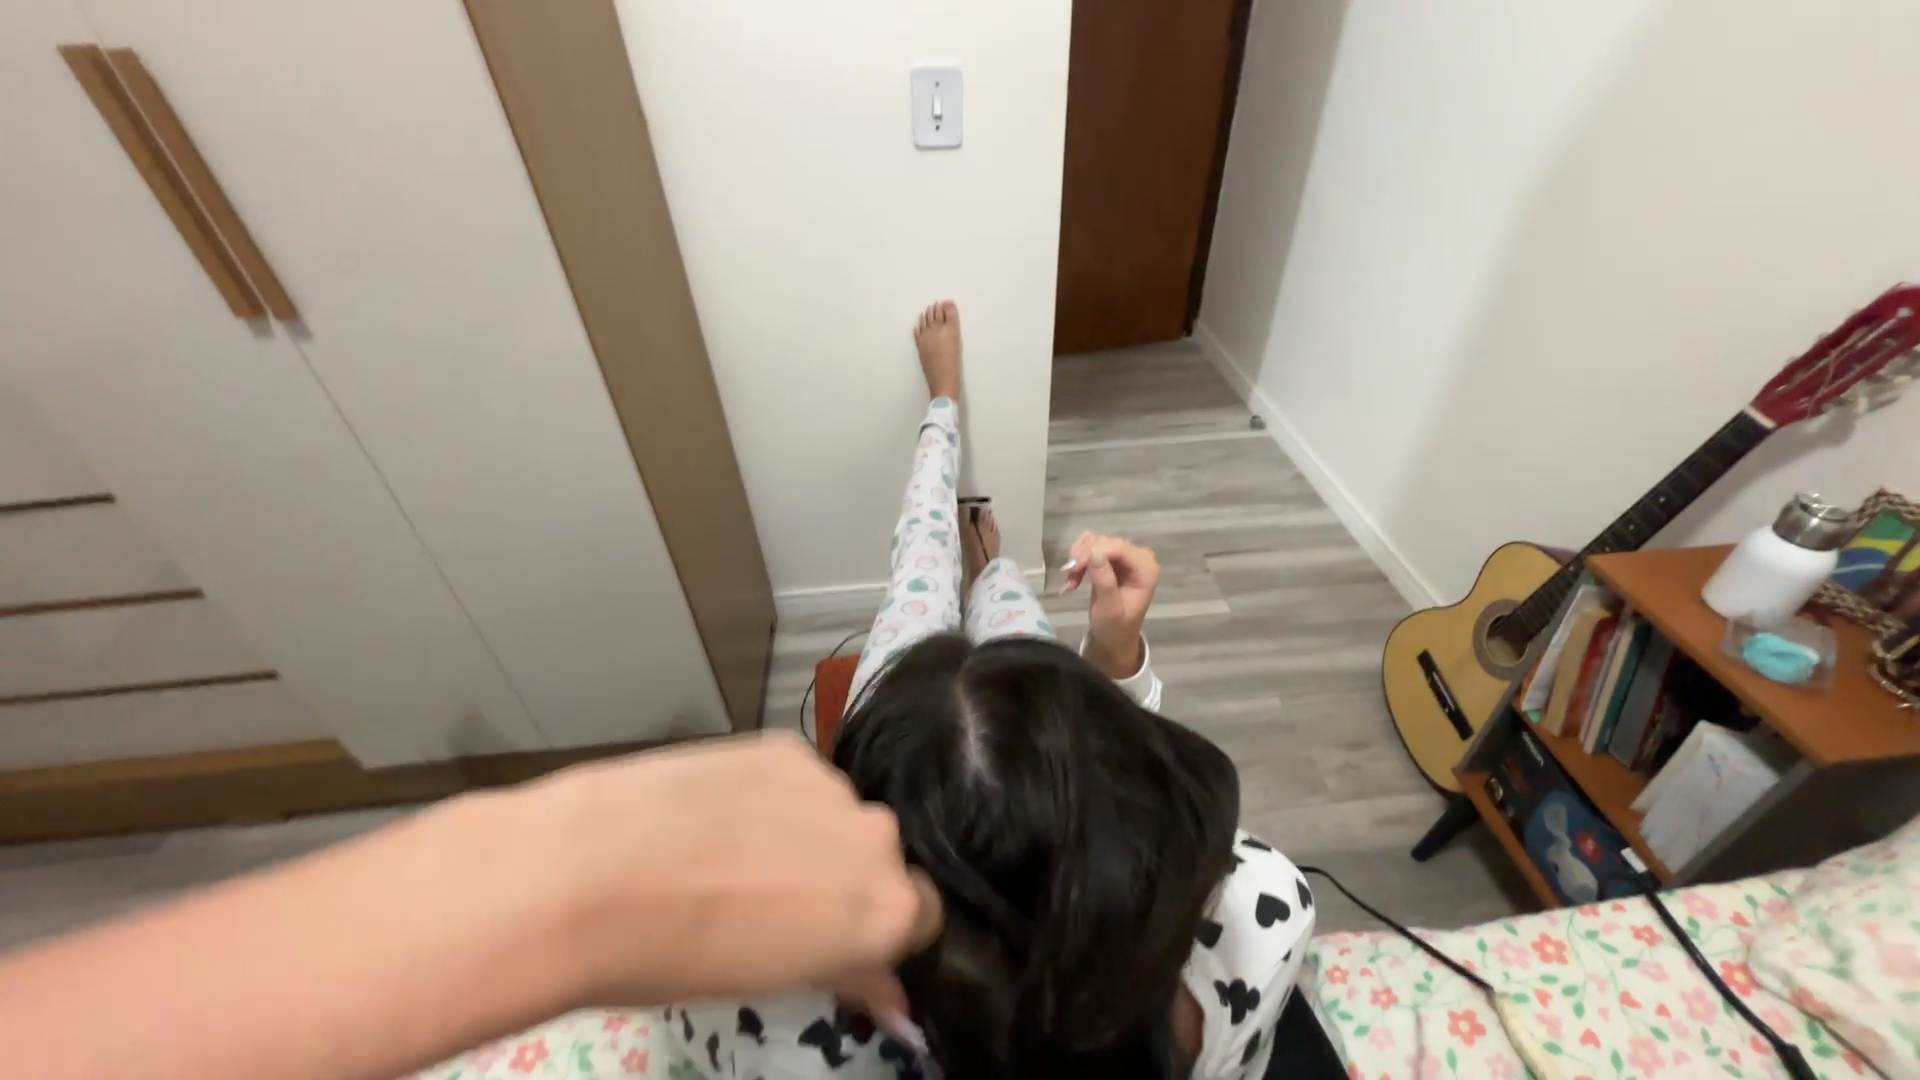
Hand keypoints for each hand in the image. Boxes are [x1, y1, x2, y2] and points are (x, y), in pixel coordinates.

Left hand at [518, 734, 940, 1013]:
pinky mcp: (788, 745)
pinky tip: (718, 815)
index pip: (922, 914)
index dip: (882, 930)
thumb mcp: (773, 983)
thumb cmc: (680, 958)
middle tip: (779, 901)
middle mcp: (877, 837)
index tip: (841, 940)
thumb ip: (849, 972)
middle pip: (878, 858)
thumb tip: (890, 989)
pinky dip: (773, 798)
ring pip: (835, 816)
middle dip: (843, 879)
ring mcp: (832, 783)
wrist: (593, 871)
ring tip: (735, 854)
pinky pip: (798, 780)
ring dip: (807, 834)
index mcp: (887, 906)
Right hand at [1061, 532, 1160, 678]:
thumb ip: (1104, 581)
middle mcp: (1139, 557)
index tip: (1073, 567)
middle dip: (1084, 556)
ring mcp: (1126, 556)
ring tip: (1070, 579)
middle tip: (1068, 576)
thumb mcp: (1109, 609)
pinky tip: (1073, 574)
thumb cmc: (1115, 628)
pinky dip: (1079, 557)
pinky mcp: (1113, 558)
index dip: (1093, 552)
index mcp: (1146, 569)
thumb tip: (1095, 553)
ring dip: (1079, 557)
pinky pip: (1092, 545)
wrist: (1114, 638)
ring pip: (1097, 541)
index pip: (1118, 547)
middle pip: (1106, 541)